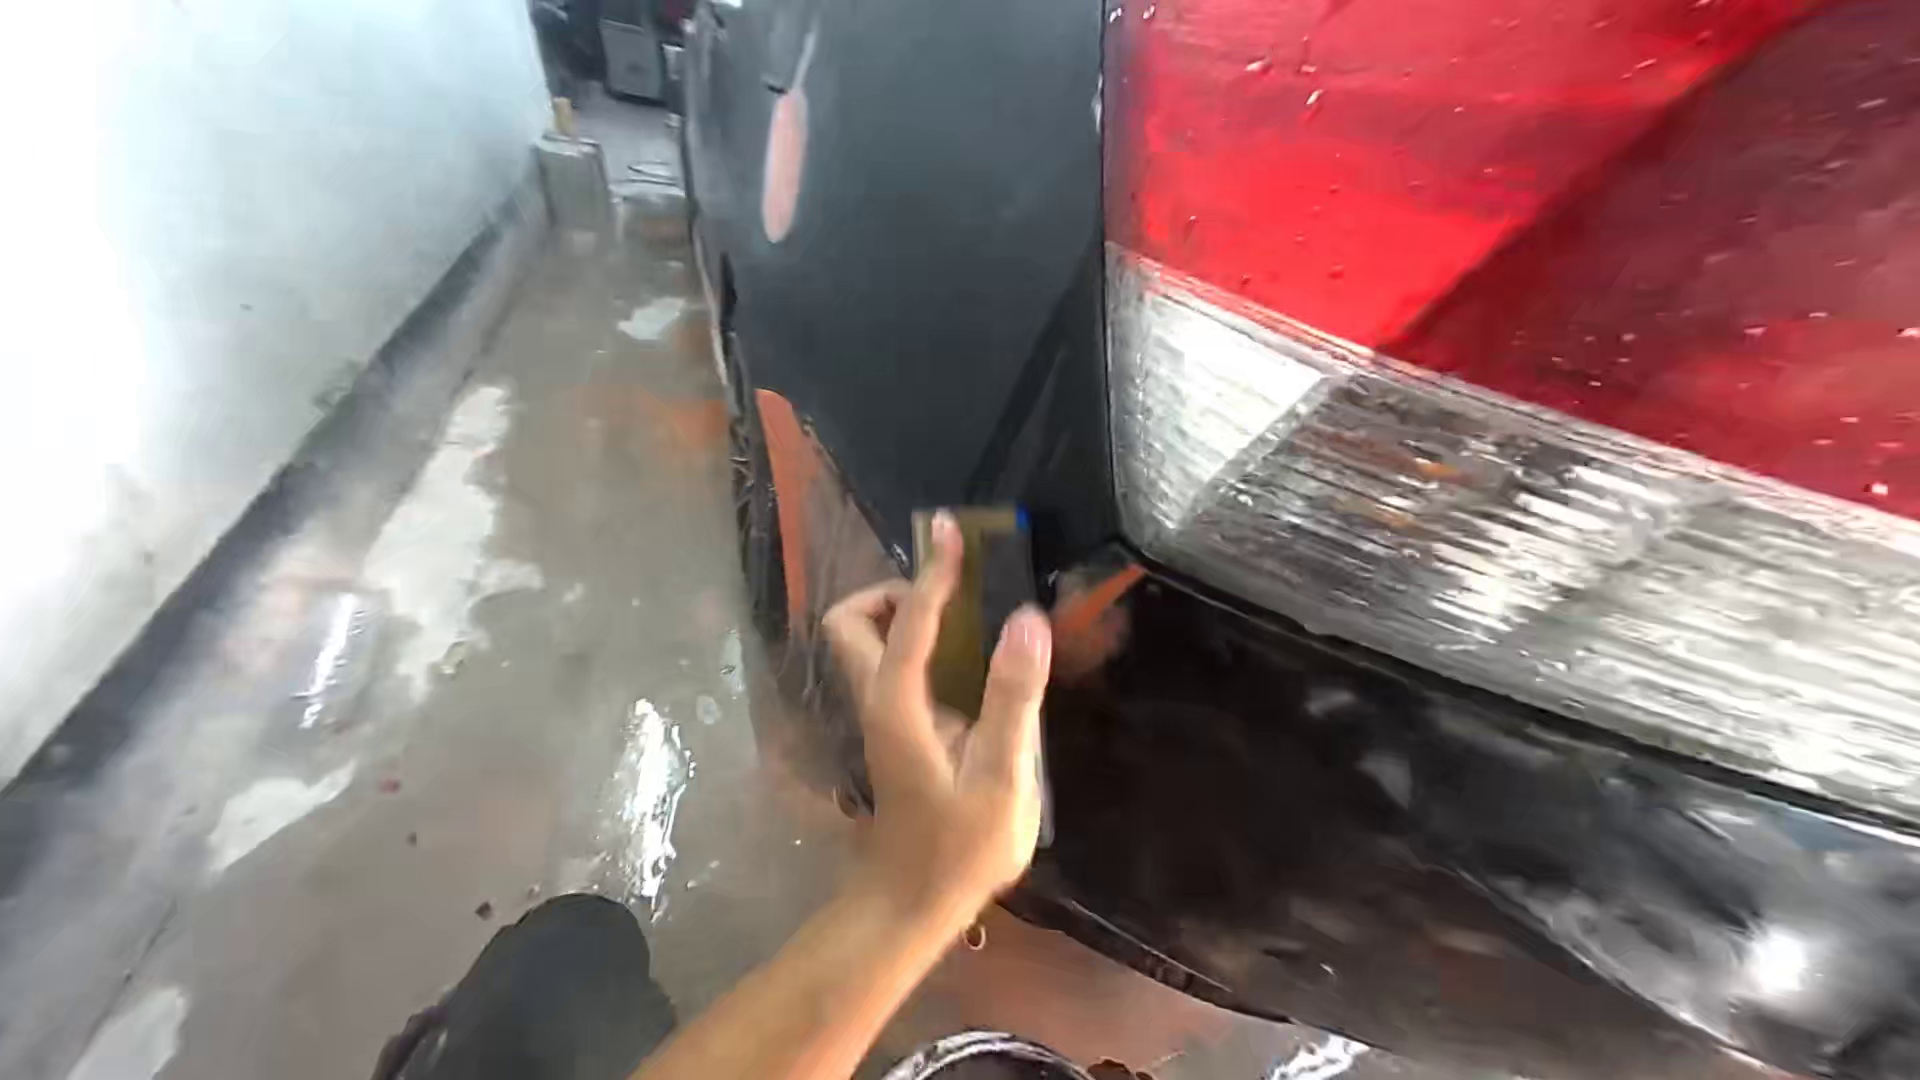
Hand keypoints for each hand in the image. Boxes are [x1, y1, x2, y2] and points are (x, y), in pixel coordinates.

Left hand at [821, 511, 1051, 930]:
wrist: (912, 902)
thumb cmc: (960, 847)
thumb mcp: (1002, 776)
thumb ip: (1013, 696)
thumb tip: (1025, 619)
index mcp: (897, 704)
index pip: (910, 620)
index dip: (933, 572)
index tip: (951, 531)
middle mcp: (876, 698)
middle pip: (850, 621)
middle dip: (893, 592)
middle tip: (951, 597)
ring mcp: (879, 712)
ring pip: (865, 639)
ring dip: (905, 613)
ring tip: (967, 617)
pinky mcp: (894, 724)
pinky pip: (893, 660)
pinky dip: (919, 639)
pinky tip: (968, 659)